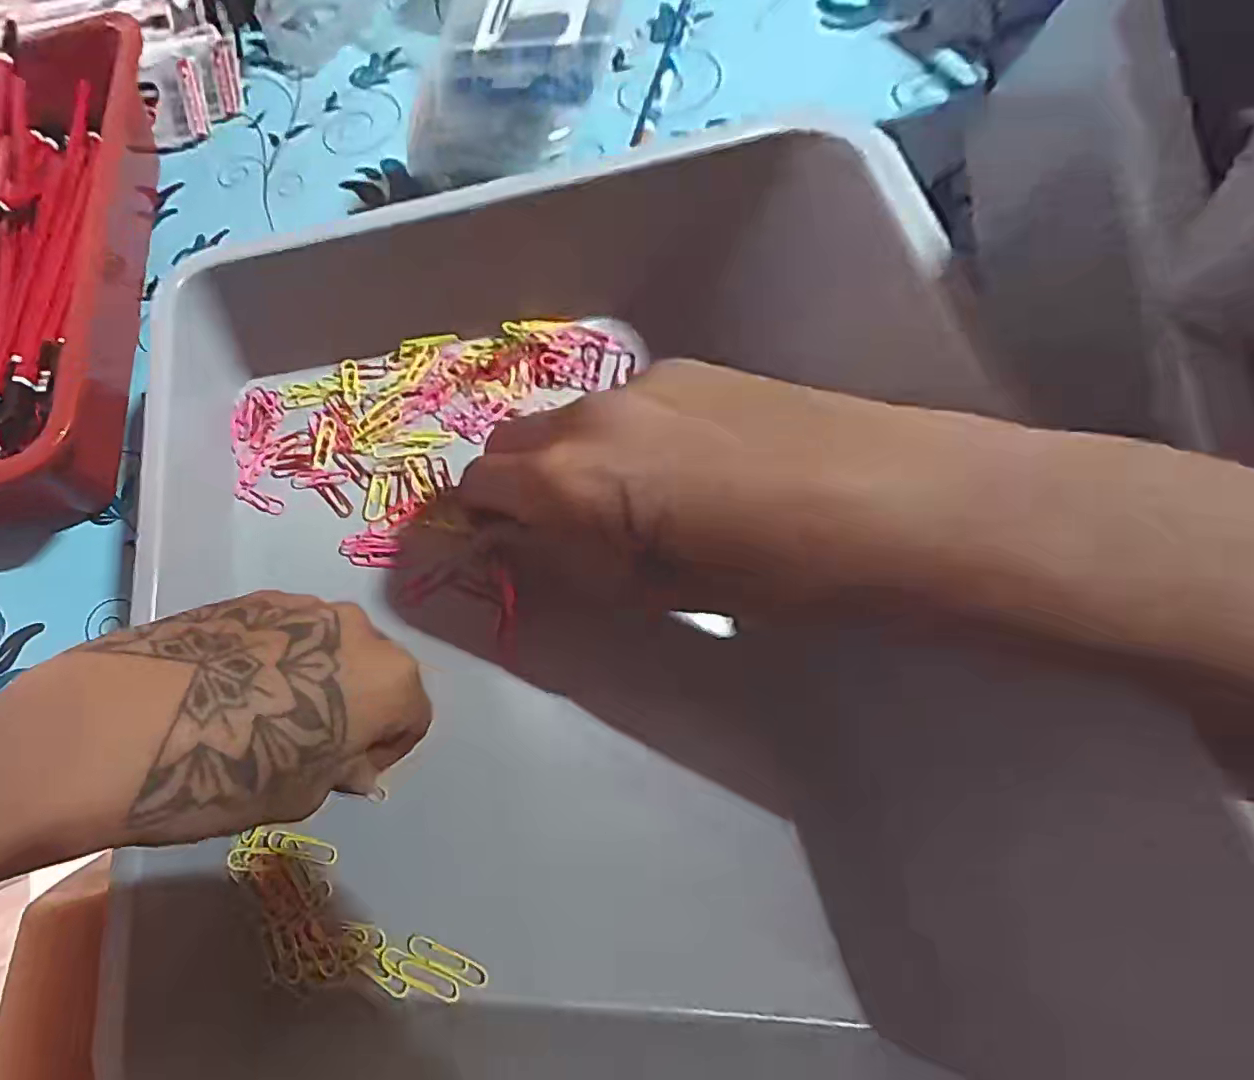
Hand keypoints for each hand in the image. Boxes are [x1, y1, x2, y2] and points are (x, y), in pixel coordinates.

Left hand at [0, 591, 430, 854]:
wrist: (125, 719)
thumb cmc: (231, 770)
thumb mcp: (301, 793)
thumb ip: (339, 768)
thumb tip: (348, 760)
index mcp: (385, 675)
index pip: (414, 713)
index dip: (386, 748)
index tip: (347, 771)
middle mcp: (349, 625)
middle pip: (372, 668)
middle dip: (354, 705)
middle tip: (308, 744)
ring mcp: (293, 602)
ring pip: (325, 644)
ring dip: (314, 676)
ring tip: (262, 713)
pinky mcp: (245, 595)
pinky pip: (282, 630)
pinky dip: (275, 657)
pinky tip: (228, 688)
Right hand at [454, 358, 1024, 614]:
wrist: (909, 505)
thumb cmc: (767, 574)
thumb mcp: (638, 588)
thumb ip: (556, 556)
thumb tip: (508, 539)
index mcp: (566, 476)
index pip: (475, 484)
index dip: (477, 517)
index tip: (500, 544)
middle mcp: (585, 416)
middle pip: (506, 443)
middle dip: (511, 484)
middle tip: (555, 526)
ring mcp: (637, 384)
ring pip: (560, 422)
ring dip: (562, 459)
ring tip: (626, 497)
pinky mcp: (684, 368)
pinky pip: (615, 406)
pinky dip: (612, 437)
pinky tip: (677, 466)